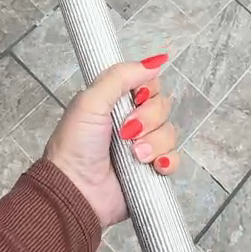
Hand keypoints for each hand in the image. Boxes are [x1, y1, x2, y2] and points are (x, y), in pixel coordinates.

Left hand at [43, 54, 177, 228]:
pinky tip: (153, 167)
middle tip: (127, 132)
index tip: (135, 99)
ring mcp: (142, 146)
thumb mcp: (91, 101)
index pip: (148, 84)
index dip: (147, 90)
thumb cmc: (76, 144)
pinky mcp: (151, 171)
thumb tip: (155, 61)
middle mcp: (131, 120)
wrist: (76, 190)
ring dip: (154, 143)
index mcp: (115, 101)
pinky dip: (167, 162)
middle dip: (148, 119)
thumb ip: (120, 77)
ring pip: (169, 132)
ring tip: (135, 155)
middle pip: (162, 106)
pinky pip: (174, 159)